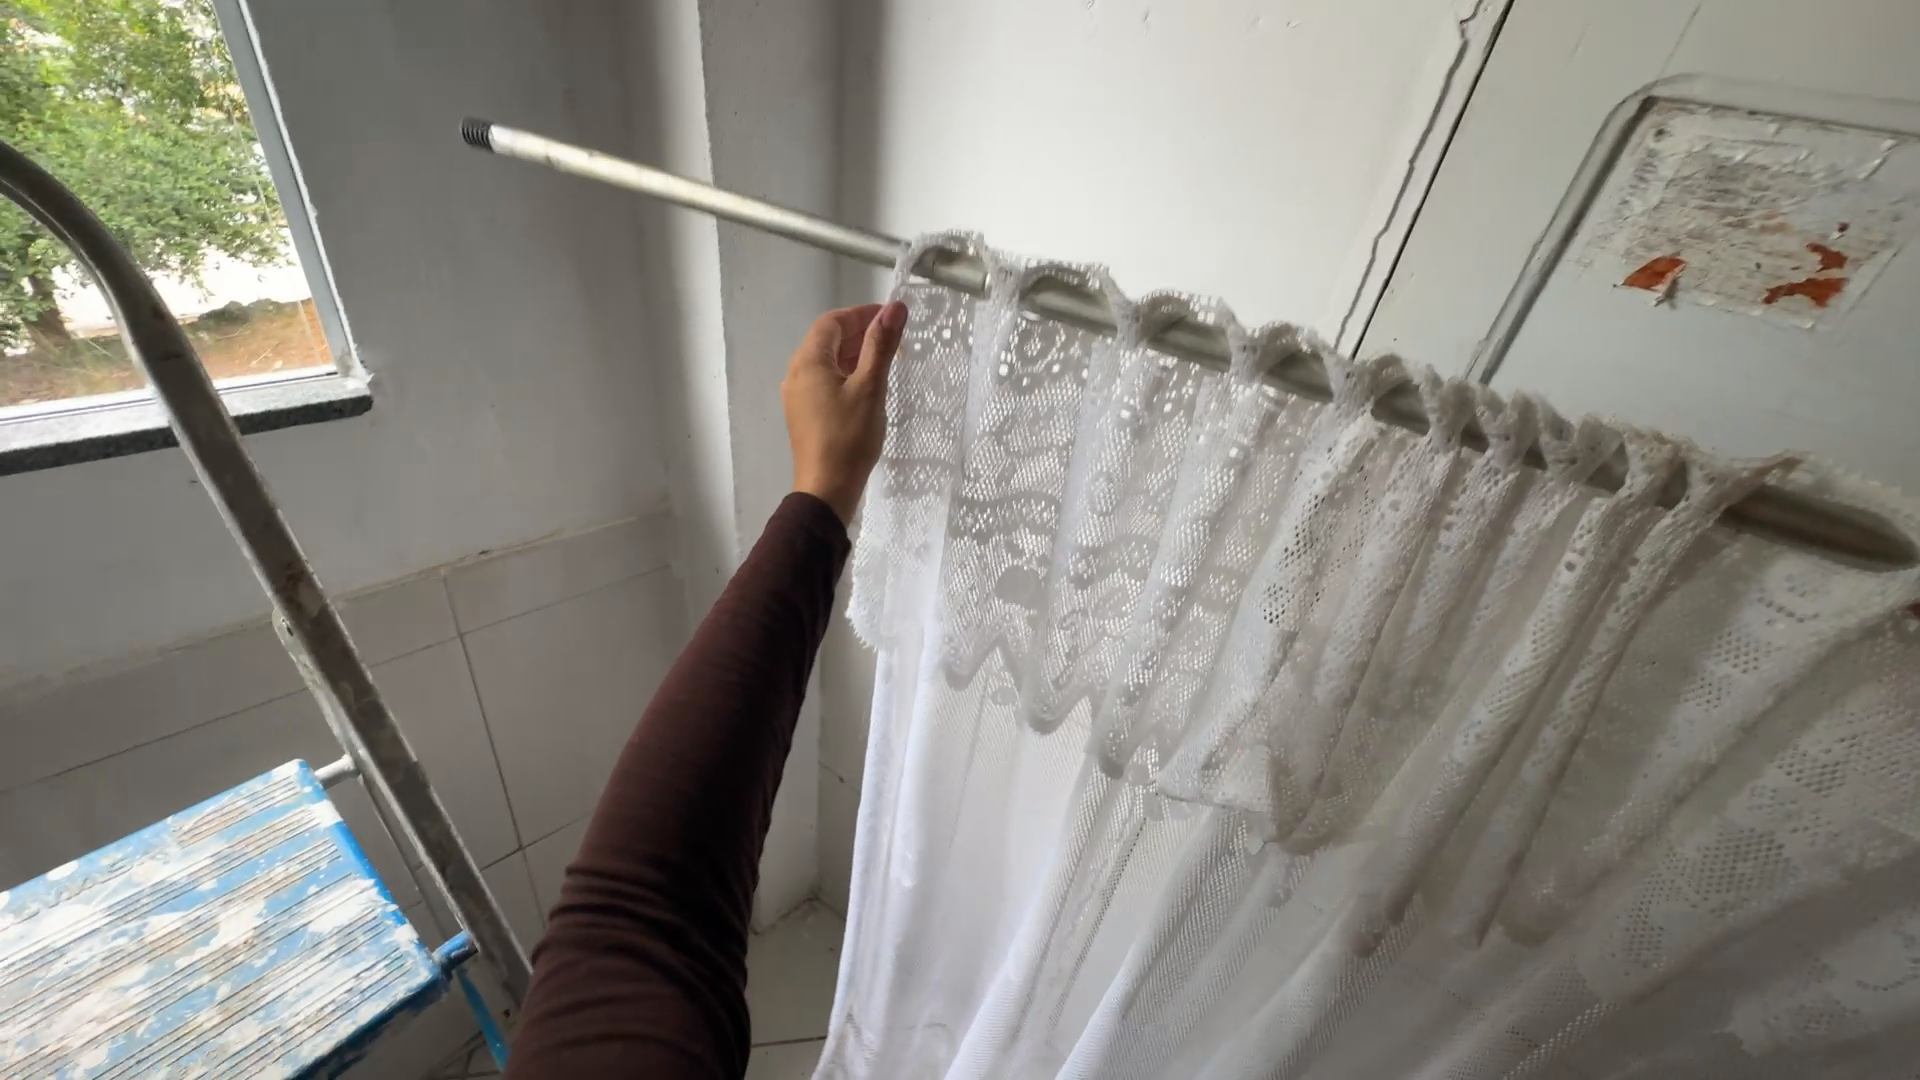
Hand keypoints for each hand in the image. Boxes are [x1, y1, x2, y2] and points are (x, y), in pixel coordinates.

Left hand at [783, 301, 907, 524]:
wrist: (826, 489)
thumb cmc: (849, 437)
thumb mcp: (870, 387)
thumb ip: (881, 345)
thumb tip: (895, 308)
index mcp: (808, 361)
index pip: (832, 322)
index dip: (861, 314)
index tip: (891, 316)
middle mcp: (797, 373)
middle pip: (827, 340)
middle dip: (860, 333)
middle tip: (894, 338)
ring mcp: (798, 396)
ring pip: (827, 363)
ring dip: (855, 355)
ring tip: (886, 360)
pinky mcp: (805, 415)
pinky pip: (825, 383)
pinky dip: (847, 375)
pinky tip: (868, 387)